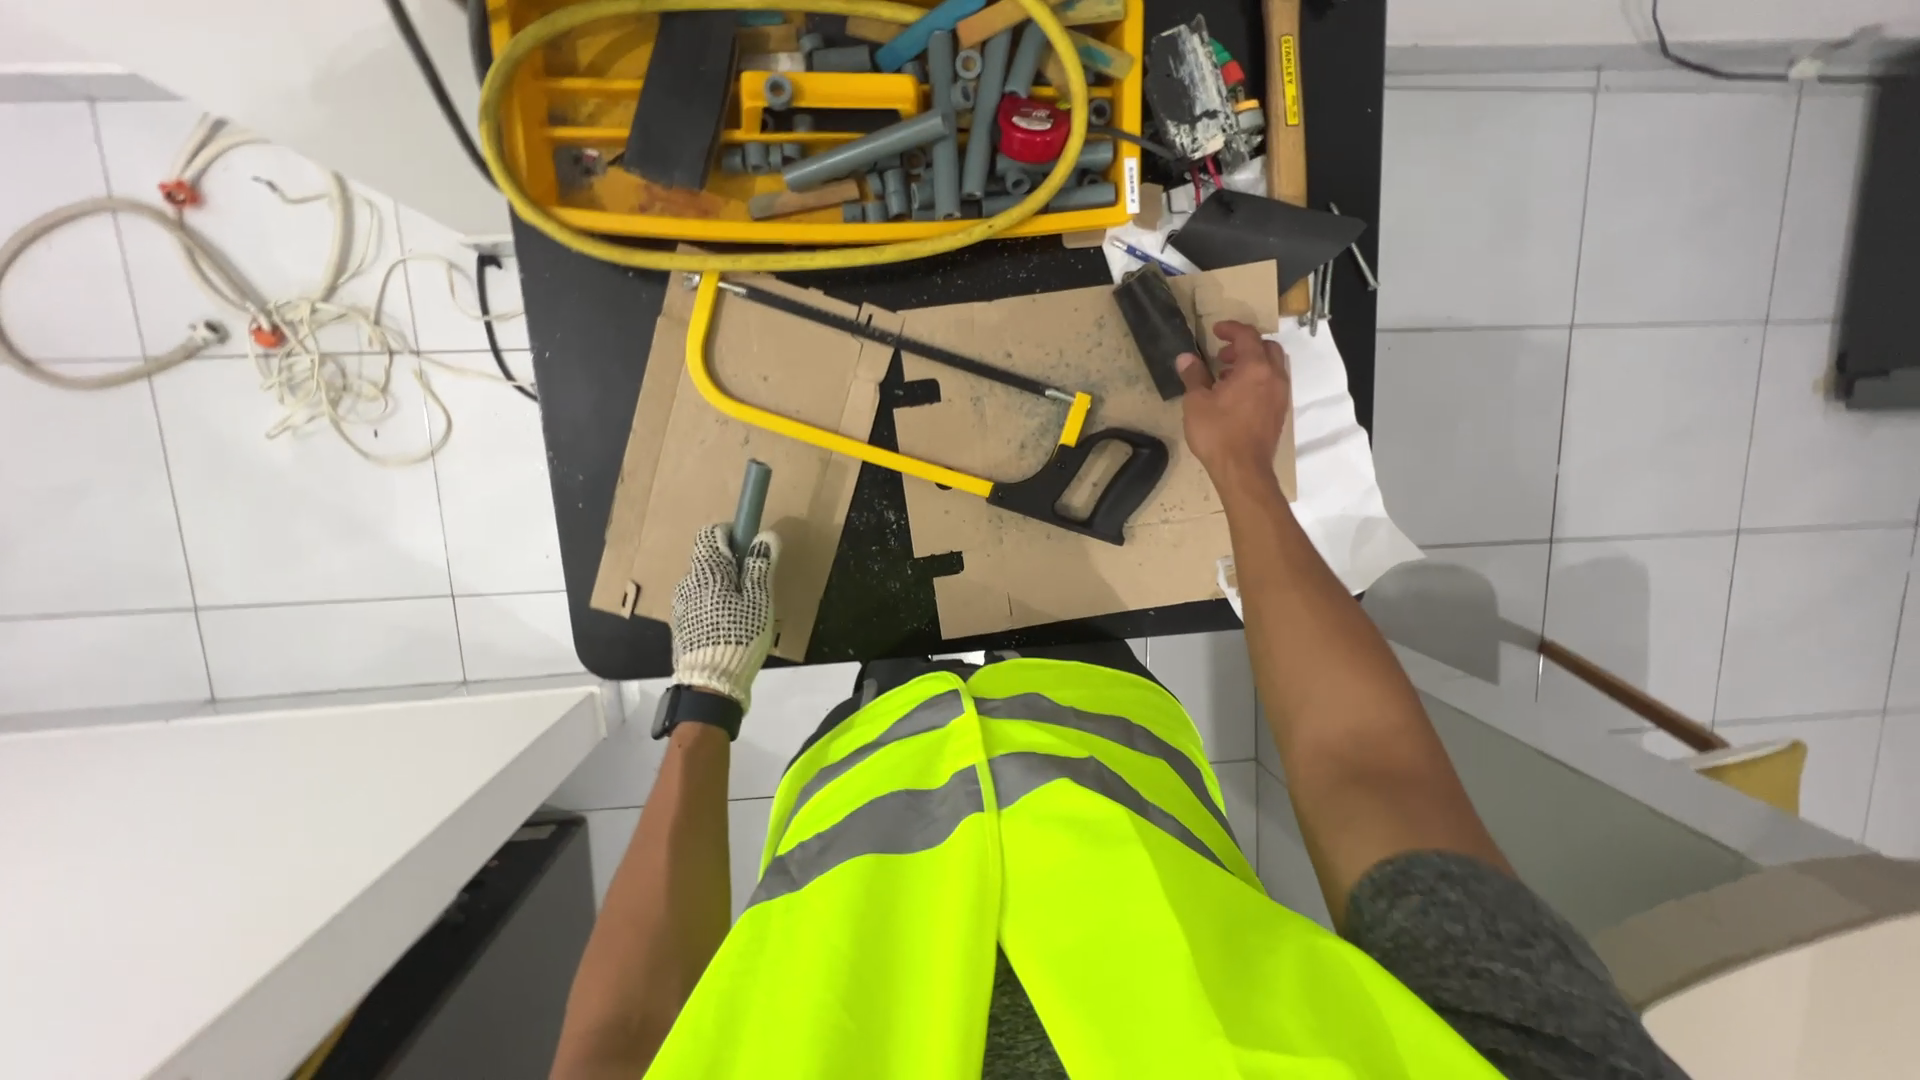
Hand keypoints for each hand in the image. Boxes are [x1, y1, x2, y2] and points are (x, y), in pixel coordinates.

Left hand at [670, 524, 778, 710]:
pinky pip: (700, 604)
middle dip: (732, 566)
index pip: (710, 534)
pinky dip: (714, 607)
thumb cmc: (738, 636)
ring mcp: (681, 605)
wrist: (710, 684)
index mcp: (707, 571)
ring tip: (744, 614)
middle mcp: (688, 582)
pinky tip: (729, 628)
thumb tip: (765, 536)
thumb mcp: (758, 601)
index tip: (750, 550)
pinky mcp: (681, 625)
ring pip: (705, 584)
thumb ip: (760, 567)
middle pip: (709, 560)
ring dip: (723, 589)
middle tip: (756, 588)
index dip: (731, 535)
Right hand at [1177, 320, 1291, 488]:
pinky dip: (1257, 380)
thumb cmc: (1217, 433)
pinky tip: (1236, 396)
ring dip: (1251, 364)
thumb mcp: (1196, 402)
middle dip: (1245, 346)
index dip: (1231, 329)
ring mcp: (1280, 395)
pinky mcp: (1279, 413)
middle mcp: (1274, 377)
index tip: (1216, 330)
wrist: (1243, 469)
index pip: (1247, 336)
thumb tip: (1185, 358)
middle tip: (1222, 355)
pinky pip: (1272, 384)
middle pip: (1267, 347)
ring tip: (1226, 377)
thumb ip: (1193, 376)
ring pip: (1272, 367)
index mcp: (1255, 368)